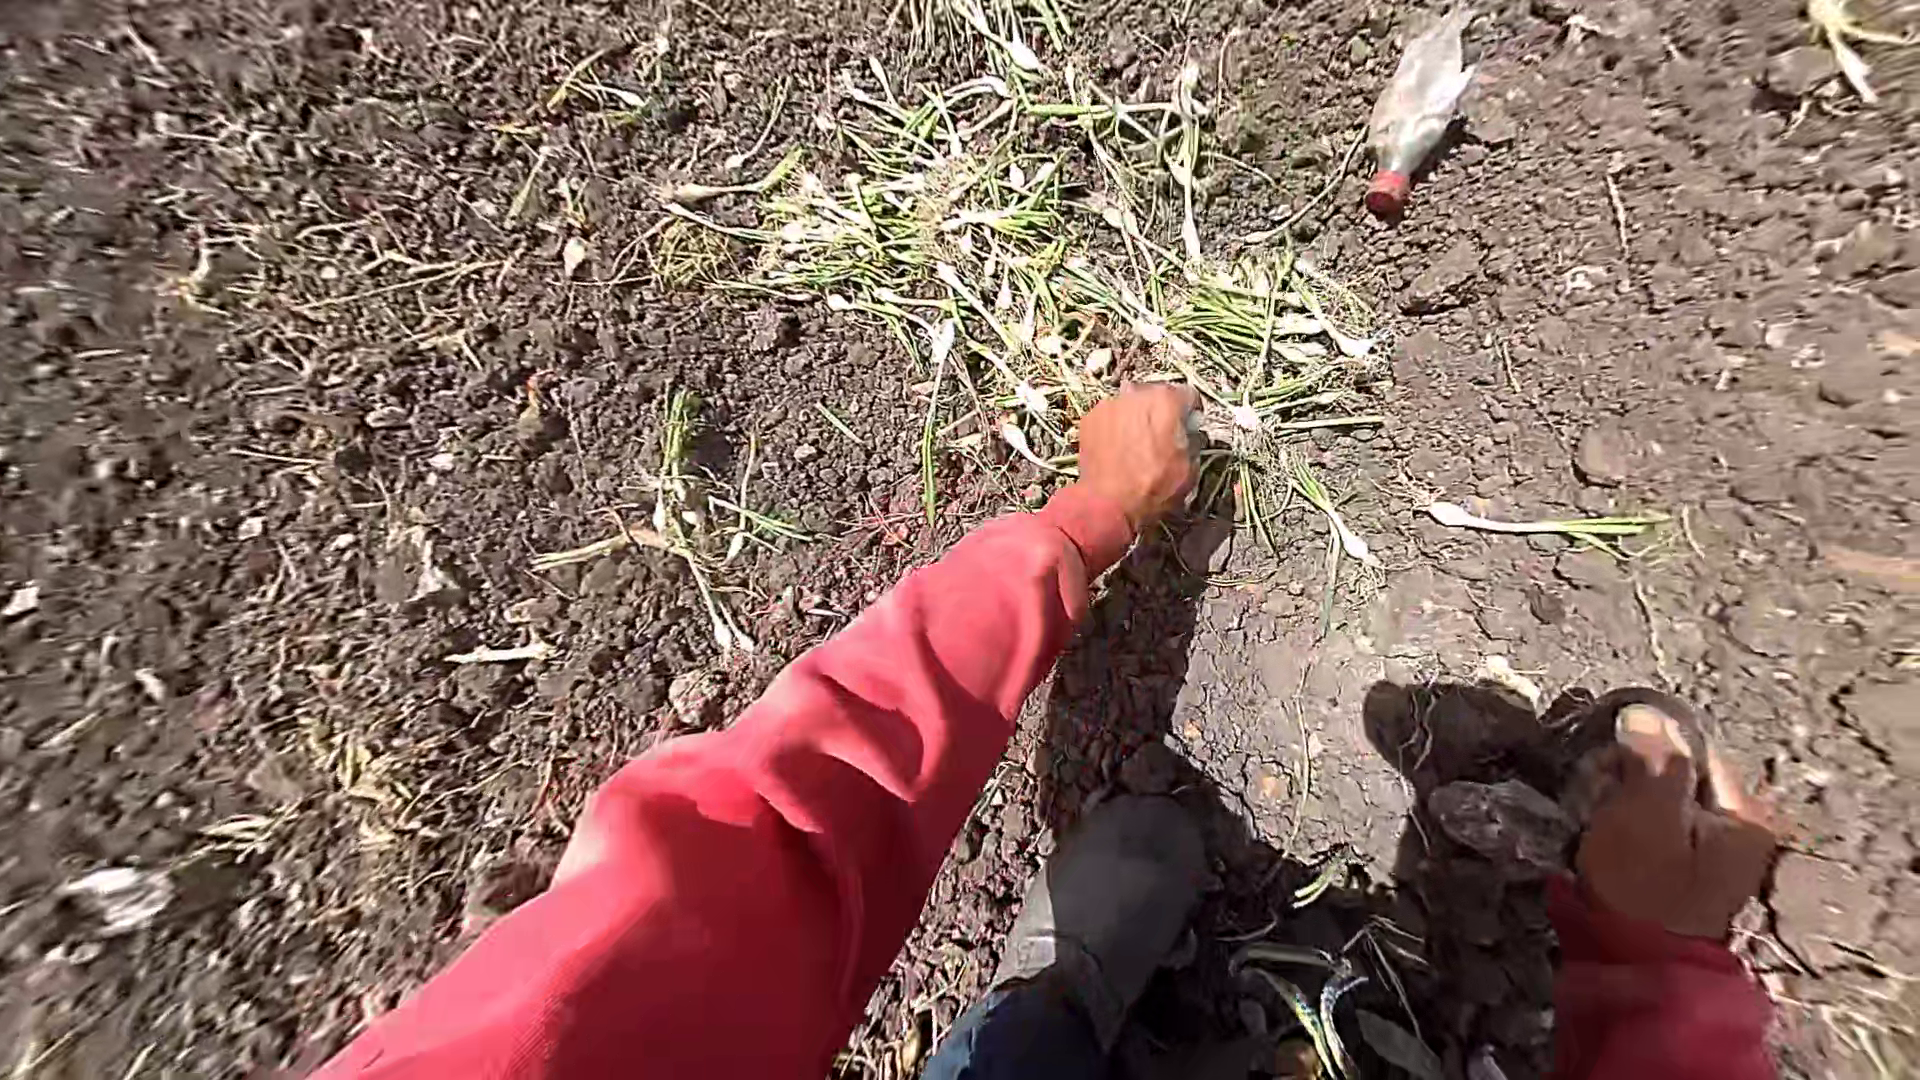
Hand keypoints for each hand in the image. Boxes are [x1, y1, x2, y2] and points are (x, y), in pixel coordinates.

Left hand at [1076, 382, 1200, 531]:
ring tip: (1134, 445)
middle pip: (1156, 396)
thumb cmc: (1152, 486)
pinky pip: (1109, 416)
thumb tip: (1186, 435)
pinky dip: (1113, 427)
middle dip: (1160, 413)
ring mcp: (1109, 404)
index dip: (1191, 414)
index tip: (1188, 427)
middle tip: (1159, 438)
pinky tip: (1115, 448)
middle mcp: (1136, 394)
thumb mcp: (1189, 467)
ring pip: (1130, 405)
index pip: (1188, 396)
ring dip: (1135, 418)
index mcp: (1166, 400)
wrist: (1108, 503)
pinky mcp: (1089, 418)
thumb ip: (1191, 440)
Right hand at [1575, 704, 1775, 938]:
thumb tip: (1645, 713)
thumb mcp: (1645, 816)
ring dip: (1612, 786)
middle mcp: (1730, 826)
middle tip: (1590, 779)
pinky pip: (1639, 811)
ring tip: (1586, 798)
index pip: (1692, 751)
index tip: (1602, 748)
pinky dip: (1613, 807)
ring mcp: (1701, 843)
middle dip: (1622, 766)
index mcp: (1740, 815)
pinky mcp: (1668, 854)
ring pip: (1649, 789)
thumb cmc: (1641, 878)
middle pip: (1670, 769)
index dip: (1643, 742)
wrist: (1629, 944)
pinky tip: (1593, 815)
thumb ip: (1652, 764)